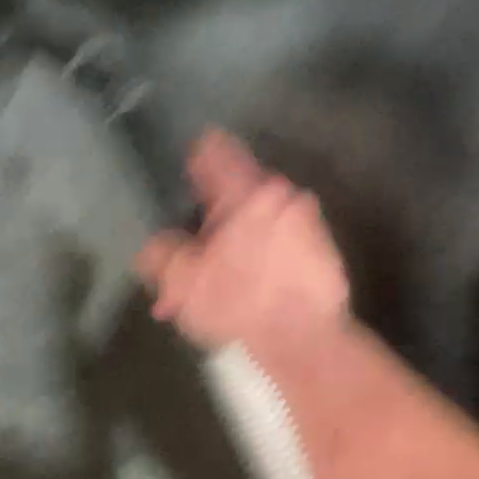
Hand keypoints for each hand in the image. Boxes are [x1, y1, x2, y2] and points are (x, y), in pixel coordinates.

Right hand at [134, 129, 350, 350]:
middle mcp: (282, 202)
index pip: (219, 159)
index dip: (203, 151)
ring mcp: (307, 227)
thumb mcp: (178, 277)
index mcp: (247, 197)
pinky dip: (253, 262)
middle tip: (189, 240)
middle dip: (211, 221)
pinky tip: (235, 291)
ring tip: (205, 280)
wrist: (302, 339)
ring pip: (256, 227)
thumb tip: (155, 245)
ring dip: (229, 248)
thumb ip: (160, 252)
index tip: (200, 139)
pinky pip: (277, 247)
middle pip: (239, 199)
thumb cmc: (235, 300)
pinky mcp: (322, 255)